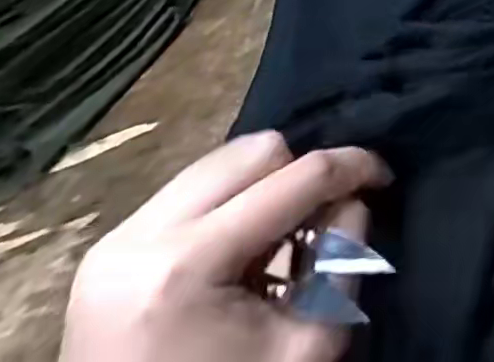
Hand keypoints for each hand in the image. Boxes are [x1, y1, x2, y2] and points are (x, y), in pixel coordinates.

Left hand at [60, 131, 391, 361]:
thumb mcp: (309, 348)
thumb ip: (342, 260)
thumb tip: (351, 197)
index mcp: (187, 267)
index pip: (294, 178)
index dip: (352, 165)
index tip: (384, 173)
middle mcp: (143, 235)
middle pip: (255, 151)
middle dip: (302, 173)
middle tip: (322, 216)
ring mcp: (118, 237)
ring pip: (222, 159)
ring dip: (266, 184)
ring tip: (277, 239)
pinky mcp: (109, 245)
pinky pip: (192, 187)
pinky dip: (231, 200)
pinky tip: (239, 250)